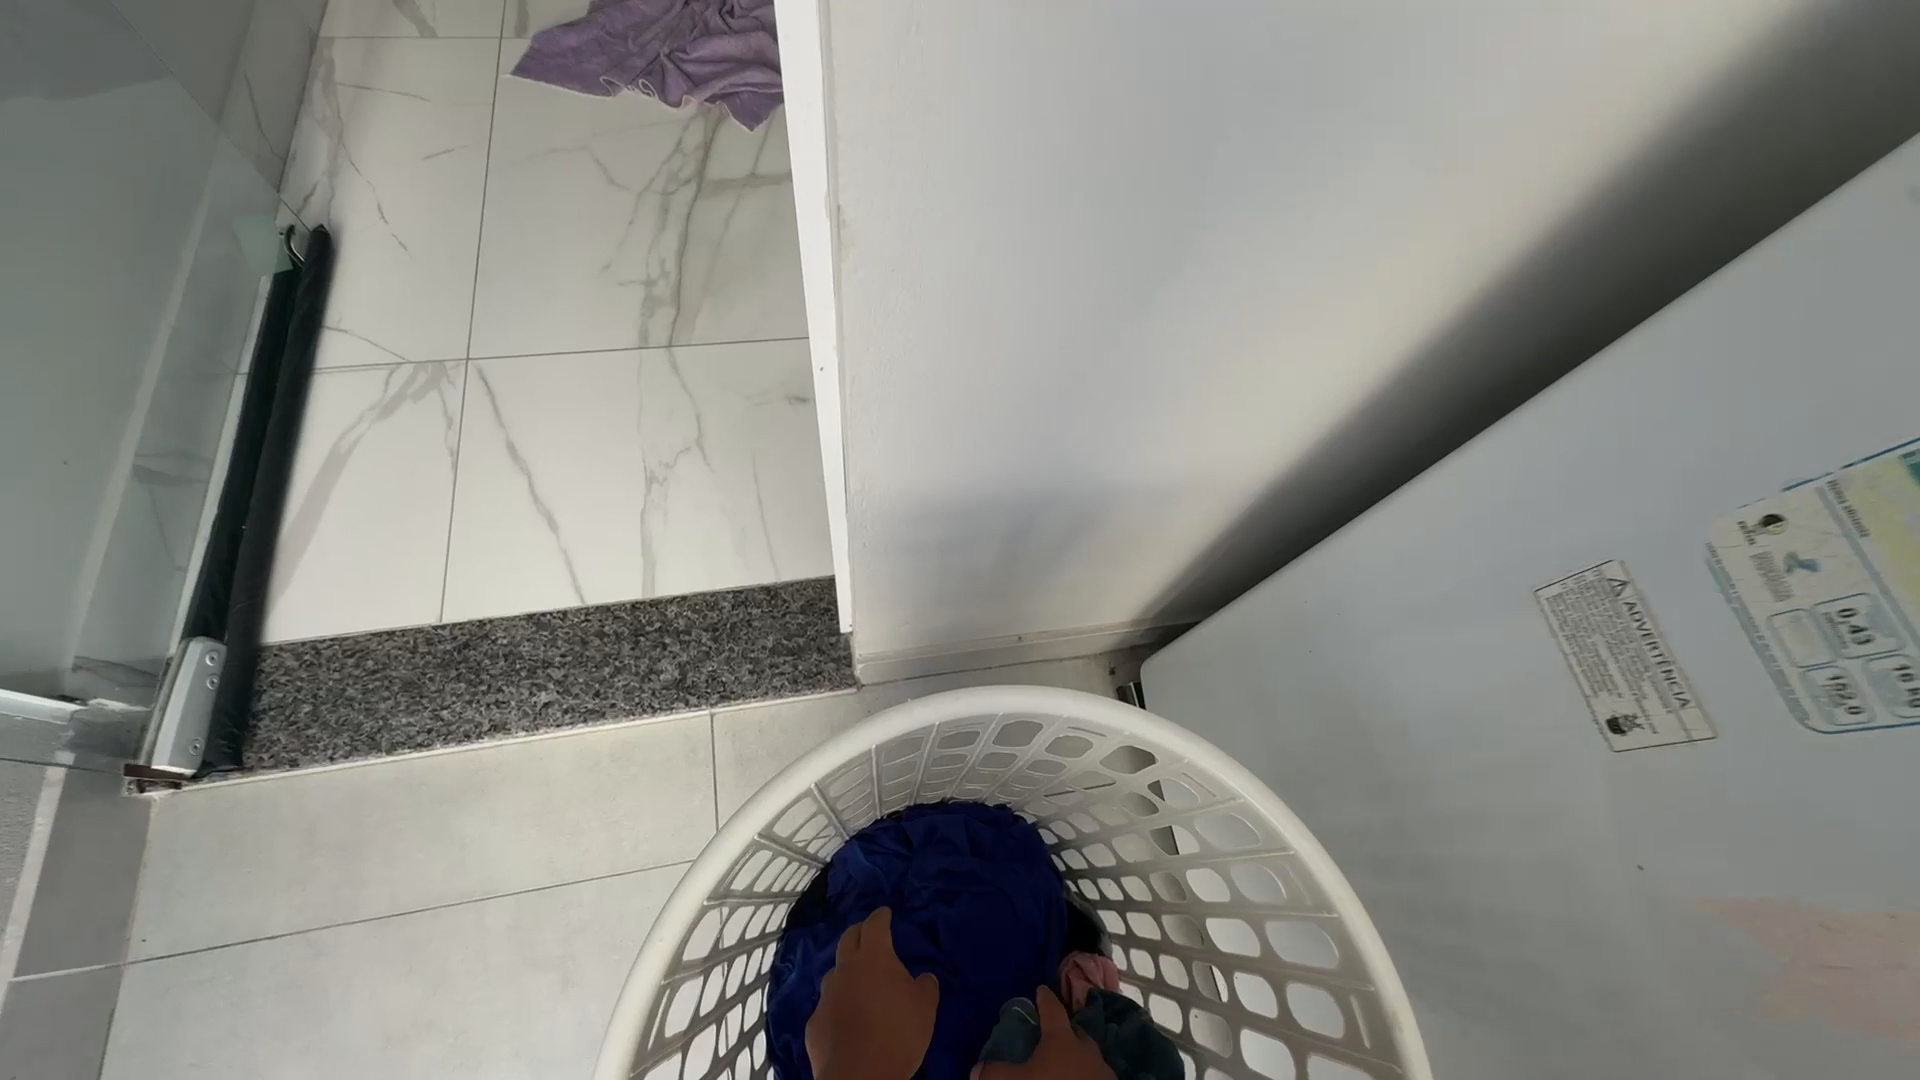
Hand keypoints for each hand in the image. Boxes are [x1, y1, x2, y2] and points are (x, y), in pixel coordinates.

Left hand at [806, 907, 939, 1079]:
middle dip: (859, 932)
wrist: (858, 1076)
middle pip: (848, 939)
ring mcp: (827, 996)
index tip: (885, 912)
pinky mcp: (814, 1023)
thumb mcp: (925, 1007)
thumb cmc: (898, 1033)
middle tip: (868, 934)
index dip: (881, 916)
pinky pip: (827, 1006)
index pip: (875, 925)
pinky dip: (837, 1006)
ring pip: (834, 973)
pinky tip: (845, 1019)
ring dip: (845, 971)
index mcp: (874, 957)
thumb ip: (925, 985)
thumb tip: (923, 977)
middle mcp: (846, 969)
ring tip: (856, 981)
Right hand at [976, 987, 1114, 1079]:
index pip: (1052, 1009)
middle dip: (1065, 1031)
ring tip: (1067, 1065)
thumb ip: (997, 1073)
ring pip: (1090, 1055)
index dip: (1045, 999)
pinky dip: (1088, 1075)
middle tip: (1053, 1035)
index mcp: (1062, 1038)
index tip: (1041, 989)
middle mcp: (1086, 1048)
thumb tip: (976, 1069)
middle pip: (1076, 1031)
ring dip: (1079, 1056)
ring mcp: (1103, 1069)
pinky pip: (1098, 1075)